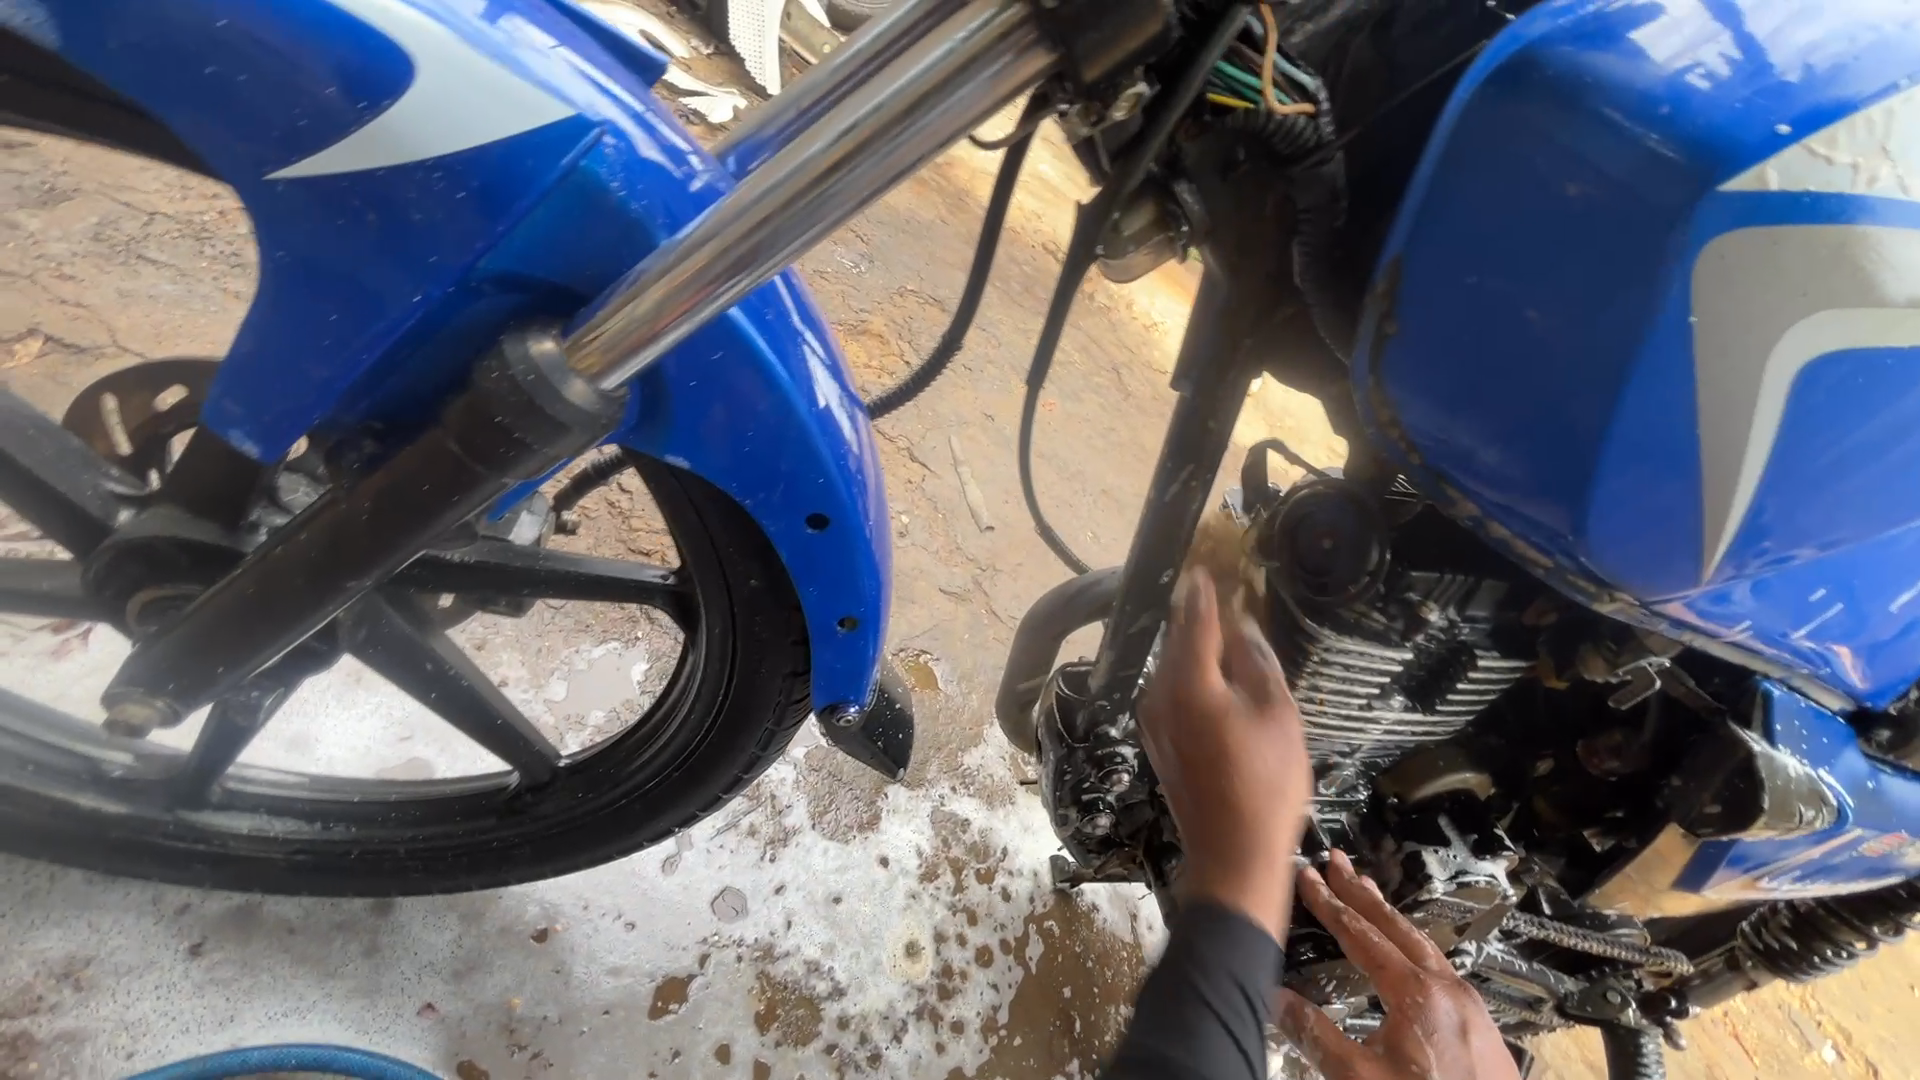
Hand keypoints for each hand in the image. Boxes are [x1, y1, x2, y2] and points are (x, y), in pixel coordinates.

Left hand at [1137, 567, 1311, 940]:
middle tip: (1218, 589)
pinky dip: (1188, 673)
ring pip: (1171, 664)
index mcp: (1188, 682)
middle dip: (1197, 613)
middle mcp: (1158, 692)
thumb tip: (1240, 626)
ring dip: (1193, 645)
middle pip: (1177, 639)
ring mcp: (1151, 716)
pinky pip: (1169, 688)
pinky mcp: (1154, 736)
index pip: (1194, 619)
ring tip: (1223, 631)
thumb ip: (1255, 662)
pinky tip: (1213, 677)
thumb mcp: (1278, 716)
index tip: (1205, 562)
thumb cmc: (1265, 785)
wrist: (1230, 852)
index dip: (1203, 589)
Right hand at [1278, 850, 1519, 1079]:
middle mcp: (1447, 987)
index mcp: (1418, 994)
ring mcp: (1470, 1005)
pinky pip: (1435, 962)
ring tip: (1364, 887)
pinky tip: (1403, 946)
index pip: (1361, 934)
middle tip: (1334, 858)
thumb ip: (1315, 1035)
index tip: (1305, 873)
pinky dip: (1407, 938)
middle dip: (1359, 891)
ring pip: (1419, 941)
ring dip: (1385, 912)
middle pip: (1394, 925)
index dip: (1329, 903)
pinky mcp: (1481, 1026)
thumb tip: (1273, 996)